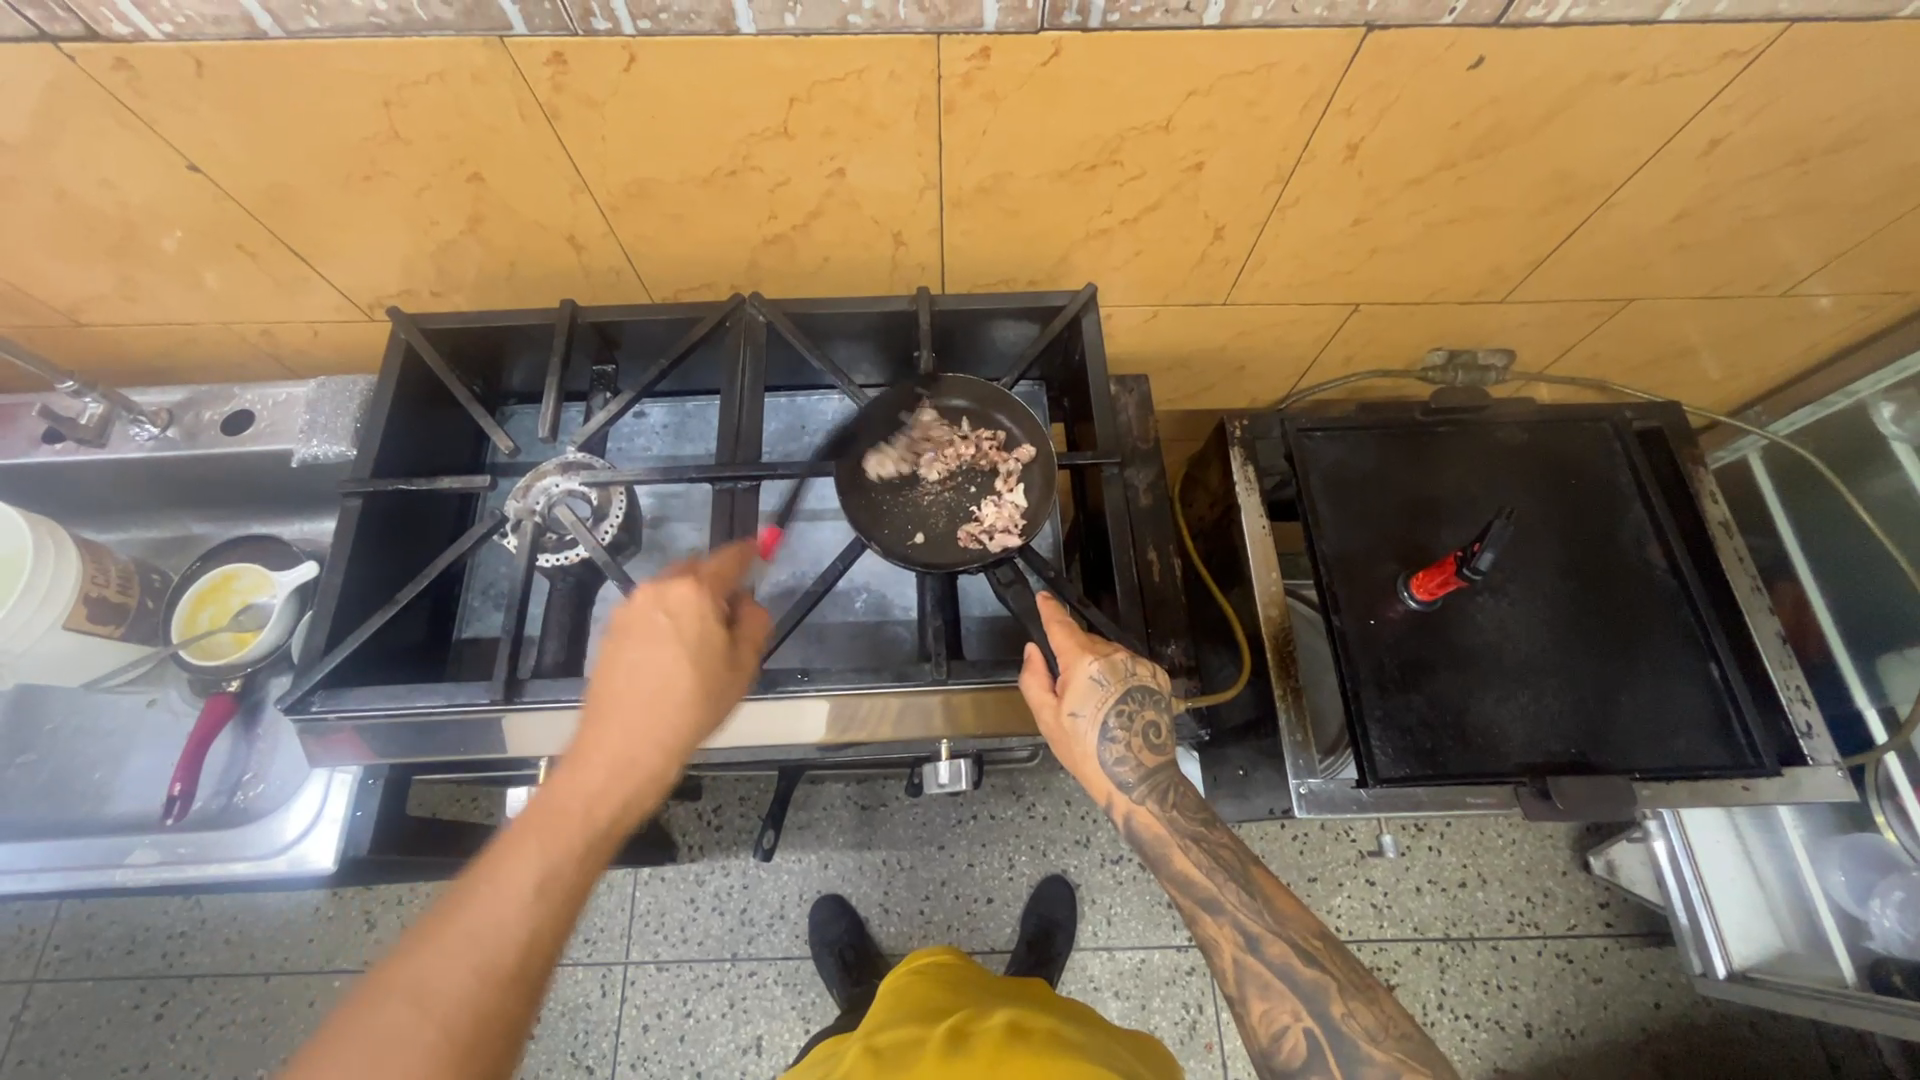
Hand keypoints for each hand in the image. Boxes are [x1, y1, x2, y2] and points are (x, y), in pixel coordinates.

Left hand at [571, 541, 771, 797]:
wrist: (626, 743)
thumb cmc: (694, 702)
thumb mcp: (744, 665)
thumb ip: (754, 621)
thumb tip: (744, 603)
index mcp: (695, 590)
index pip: (730, 557)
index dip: (750, 551)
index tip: (762, 546)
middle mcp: (659, 588)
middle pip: (696, 570)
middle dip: (716, 582)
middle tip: (731, 616)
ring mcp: (630, 608)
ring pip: (671, 592)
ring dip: (689, 603)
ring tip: (700, 643)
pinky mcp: (612, 630)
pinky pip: (650, 612)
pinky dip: (667, 621)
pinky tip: (672, 657)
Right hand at [1016, 592, 1177, 803]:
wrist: (1139, 779)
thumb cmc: (1088, 752)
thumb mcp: (1047, 720)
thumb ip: (1034, 678)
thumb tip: (1033, 649)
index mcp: (1084, 662)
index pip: (1062, 625)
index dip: (1050, 610)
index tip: (1043, 596)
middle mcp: (1114, 655)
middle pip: (1085, 642)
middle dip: (1072, 656)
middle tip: (1067, 693)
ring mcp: (1139, 664)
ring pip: (1107, 654)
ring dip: (1096, 667)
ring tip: (1095, 705)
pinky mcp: (1156, 676)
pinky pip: (1127, 665)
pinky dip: (1117, 676)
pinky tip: (1115, 704)